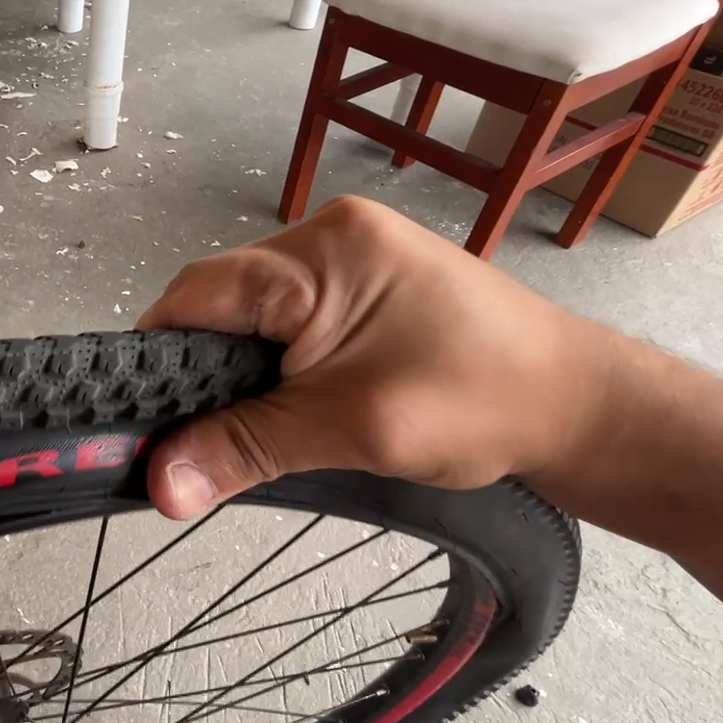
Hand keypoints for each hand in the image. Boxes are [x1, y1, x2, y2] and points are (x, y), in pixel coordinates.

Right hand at [136, 197, 613, 518]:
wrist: (587, 408)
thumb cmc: (481, 405)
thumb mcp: (350, 429)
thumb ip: (247, 447)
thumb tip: (158, 486)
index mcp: (320, 251)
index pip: (200, 291)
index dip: (157, 350)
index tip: (135, 412)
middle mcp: (323, 236)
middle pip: (220, 300)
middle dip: (200, 367)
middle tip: (186, 429)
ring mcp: (344, 255)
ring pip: (249, 313)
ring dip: (236, 368)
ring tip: (232, 420)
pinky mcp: (360, 282)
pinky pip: (284, 318)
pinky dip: (268, 363)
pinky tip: (275, 398)